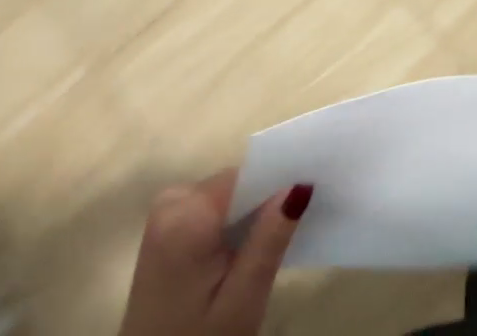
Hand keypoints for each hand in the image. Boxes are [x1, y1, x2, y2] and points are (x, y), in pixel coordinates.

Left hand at [118, 171, 311, 335]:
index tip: (312, 195)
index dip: (278, 182)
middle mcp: (171, 200)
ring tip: (276, 243)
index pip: (244, 176)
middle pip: (233, 184)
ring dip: (250, 214)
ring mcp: (164, 213)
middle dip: (265, 201)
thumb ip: (269, 240)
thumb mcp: (243, 300)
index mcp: (186, 213)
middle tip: (299, 227)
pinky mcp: (164, 228)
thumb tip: (299, 186)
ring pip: (224, 196)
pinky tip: (247, 252)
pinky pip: (209, 210)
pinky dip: (231, 224)